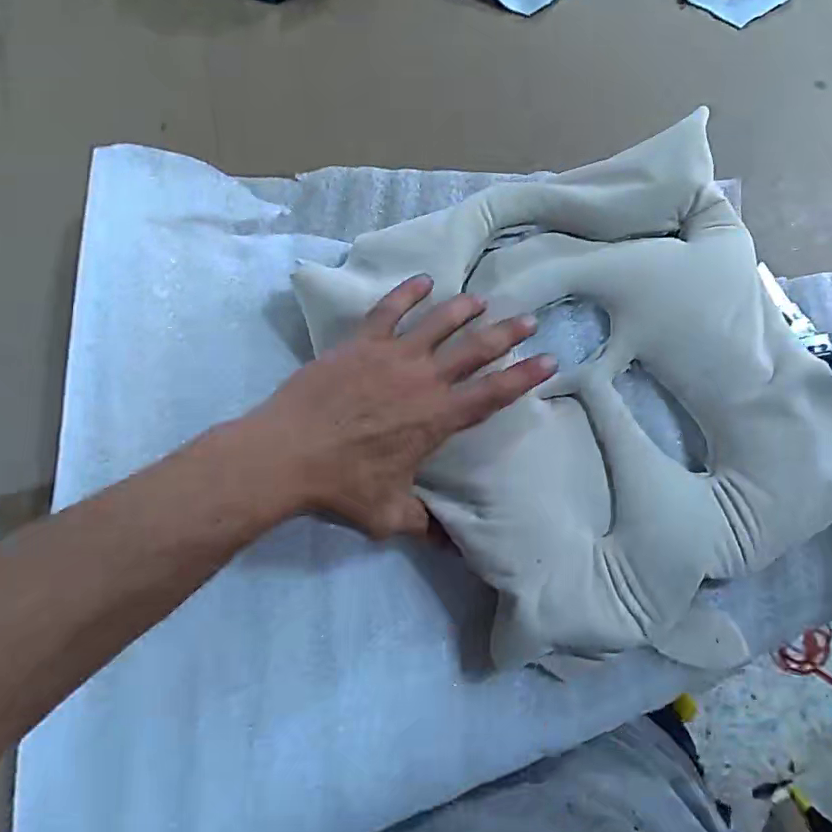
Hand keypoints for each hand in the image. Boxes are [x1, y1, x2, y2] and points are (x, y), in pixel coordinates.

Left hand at [214, 274, 554, 538]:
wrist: (281, 457)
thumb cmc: (340, 487)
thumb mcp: (388, 515)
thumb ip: (424, 525)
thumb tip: (453, 550)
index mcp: (438, 418)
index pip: (494, 393)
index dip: (525, 376)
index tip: (549, 360)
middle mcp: (424, 380)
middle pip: (476, 349)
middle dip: (507, 333)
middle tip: (528, 317)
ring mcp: (392, 357)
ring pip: (439, 323)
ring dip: (464, 308)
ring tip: (481, 300)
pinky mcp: (361, 344)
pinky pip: (389, 311)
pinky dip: (408, 293)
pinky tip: (424, 281)